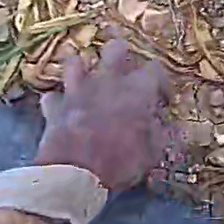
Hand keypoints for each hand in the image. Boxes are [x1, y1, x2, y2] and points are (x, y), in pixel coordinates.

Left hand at [31, 38, 169, 190]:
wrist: (75, 174)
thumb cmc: (122, 161)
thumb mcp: (152, 152)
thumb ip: (160, 133)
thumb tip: (169, 126)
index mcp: (137, 90)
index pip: (155, 69)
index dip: (161, 82)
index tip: (163, 100)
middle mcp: (108, 81)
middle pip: (115, 49)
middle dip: (121, 53)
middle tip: (125, 69)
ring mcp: (78, 91)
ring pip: (76, 63)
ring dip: (82, 69)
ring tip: (88, 79)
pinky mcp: (55, 107)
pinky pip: (54, 96)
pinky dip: (59, 101)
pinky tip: (63, 108)